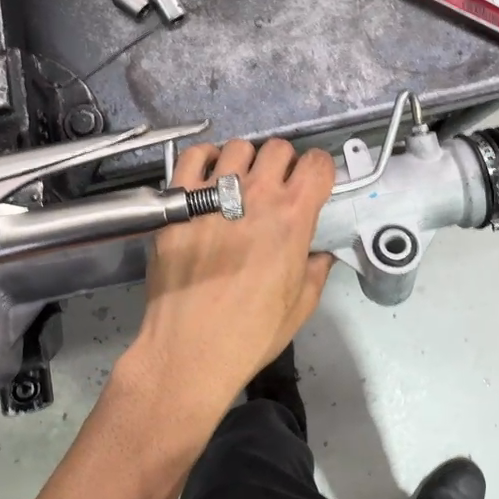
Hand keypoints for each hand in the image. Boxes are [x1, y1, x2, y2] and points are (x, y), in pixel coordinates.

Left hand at [130, 139, 336, 408]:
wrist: (190, 351)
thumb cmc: (251, 333)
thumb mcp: (302, 304)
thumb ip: (317, 268)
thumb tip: (320, 251)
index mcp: (292, 217)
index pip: (317, 163)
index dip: (320, 170)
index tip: (313, 184)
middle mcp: (255, 195)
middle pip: (279, 148)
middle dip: (284, 164)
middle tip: (277, 188)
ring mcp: (213, 194)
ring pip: (238, 147)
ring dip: (246, 162)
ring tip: (240, 185)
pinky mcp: (178, 202)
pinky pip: (194, 157)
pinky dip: (206, 160)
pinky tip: (209, 180)